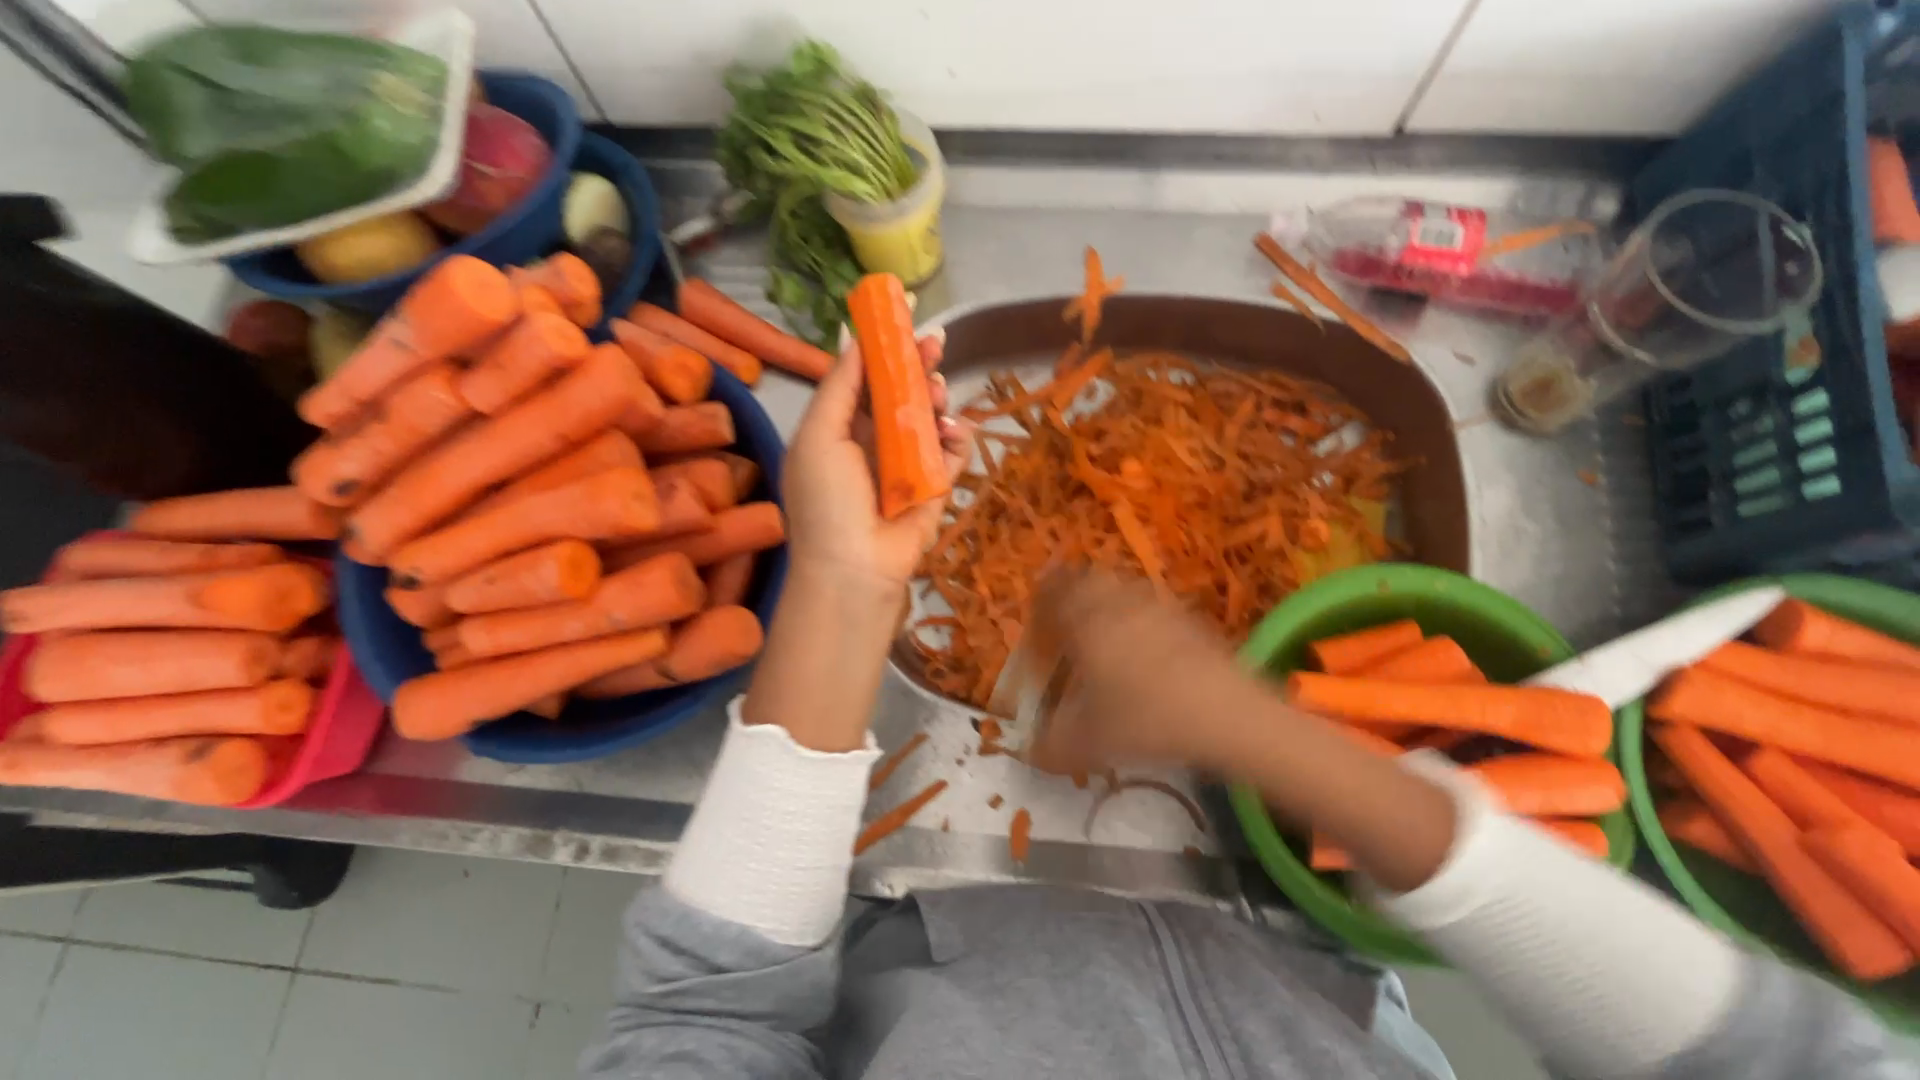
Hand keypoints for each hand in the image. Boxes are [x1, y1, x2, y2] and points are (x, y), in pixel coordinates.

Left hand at [782, 330, 973, 589]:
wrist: (854, 569)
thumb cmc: (826, 500)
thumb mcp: (820, 434)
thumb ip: (840, 385)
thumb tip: (852, 334)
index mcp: (840, 429)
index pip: (865, 380)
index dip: (883, 350)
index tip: (902, 317)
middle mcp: (874, 443)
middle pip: (903, 393)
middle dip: (918, 365)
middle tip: (936, 342)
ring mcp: (908, 465)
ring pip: (931, 417)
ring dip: (937, 398)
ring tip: (938, 392)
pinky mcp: (936, 486)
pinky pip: (953, 452)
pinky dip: (959, 437)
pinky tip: (954, 430)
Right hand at [1026, 570, 1261, 775]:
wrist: (1225, 712)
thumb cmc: (1146, 720)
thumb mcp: (1090, 741)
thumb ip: (1054, 743)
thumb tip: (1032, 749)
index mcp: (1087, 625)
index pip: (1058, 593)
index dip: (1045, 593)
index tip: (1038, 600)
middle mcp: (1120, 606)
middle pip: (1093, 579)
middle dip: (1077, 588)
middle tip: (1070, 607)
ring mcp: (1160, 609)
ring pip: (1127, 587)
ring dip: (1112, 596)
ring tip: (1107, 620)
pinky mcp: (1192, 621)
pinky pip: (1157, 606)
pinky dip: (1144, 615)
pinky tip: (1149, 641)